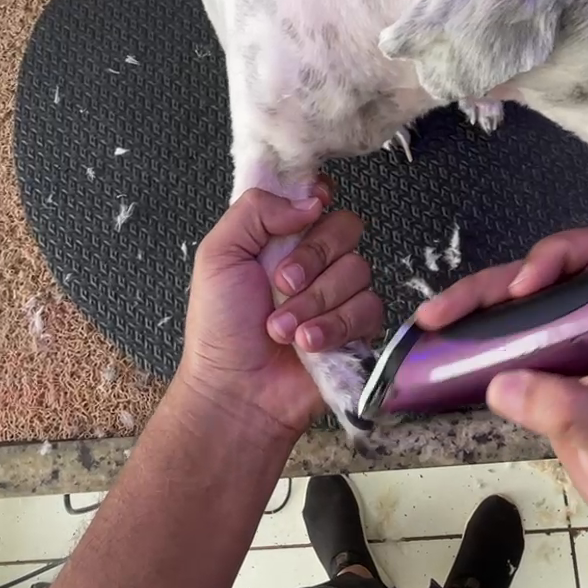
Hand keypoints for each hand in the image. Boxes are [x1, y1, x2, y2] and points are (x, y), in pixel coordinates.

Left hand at [176, 185, 384, 437]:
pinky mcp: (358, 327)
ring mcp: (339, 293)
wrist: (236, 390)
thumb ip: (256, 211)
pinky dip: (334, 326)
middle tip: (280, 286)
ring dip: (315, 302)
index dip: (319, 199)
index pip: (318, 197)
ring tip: (282, 330)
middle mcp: (315, 259)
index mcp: (281, 235)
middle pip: (345, 227)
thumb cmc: (220, 326)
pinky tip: (308, 344)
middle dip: (312, 258)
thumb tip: (312, 201)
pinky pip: (369, 307)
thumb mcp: (218, 255)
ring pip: (358, 269)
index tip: (308, 213)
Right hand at [415, 228, 587, 546]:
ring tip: (430, 324)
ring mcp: (565, 352)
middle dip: (488, 288)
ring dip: (471, 312)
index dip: (557, 256)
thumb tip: (498, 383)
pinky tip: (441, 351)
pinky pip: (504, 349)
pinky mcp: (544, 381)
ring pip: (514, 312)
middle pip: (536, 282)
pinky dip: (473, 345)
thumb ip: (563, 409)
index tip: (524, 287)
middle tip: (441, 312)